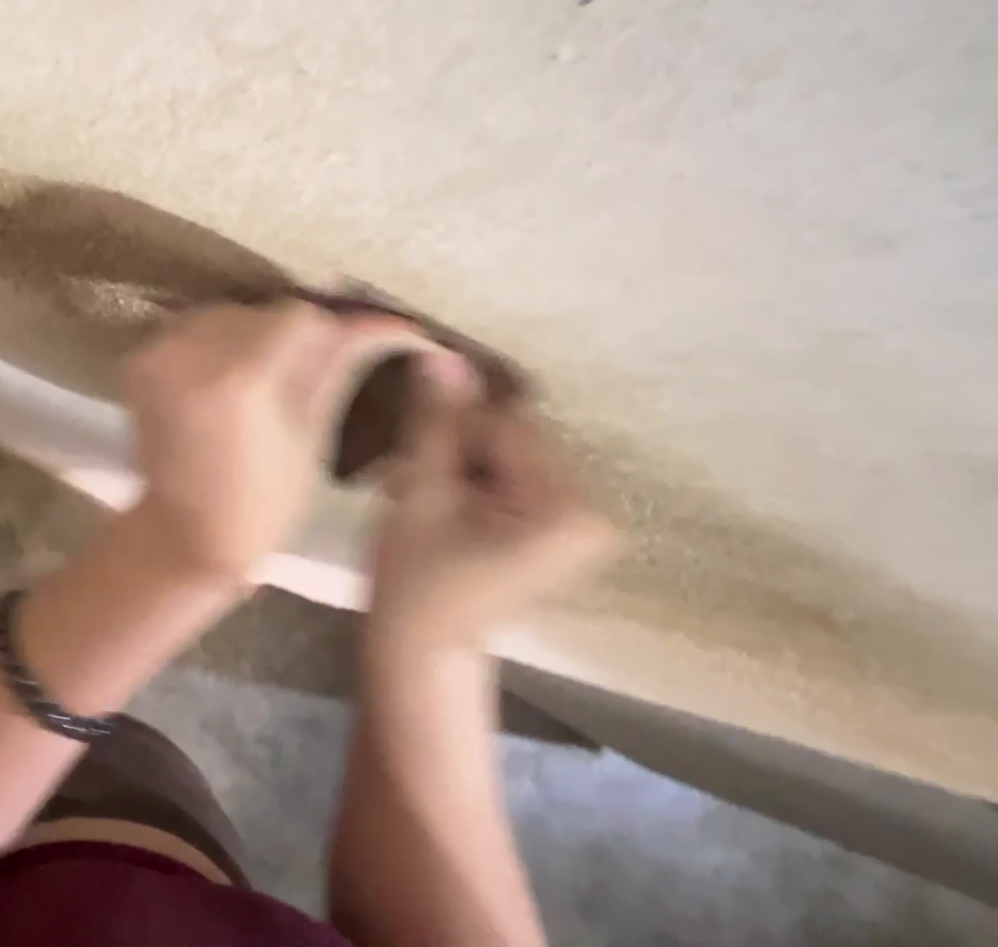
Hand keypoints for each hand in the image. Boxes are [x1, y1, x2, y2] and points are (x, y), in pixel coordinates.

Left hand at [122, 301, 435, 581]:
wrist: (183, 533)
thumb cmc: (262, 503)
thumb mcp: (310, 436)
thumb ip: (336, 365)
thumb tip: (388, 320)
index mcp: (242, 376)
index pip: (296, 315)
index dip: (324, 331)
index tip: (338, 353)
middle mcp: (193, 354)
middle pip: (258, 312)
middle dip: (285, 335)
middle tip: (301, 372)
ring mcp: (159, 355)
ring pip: (223, 315)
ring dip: (248, 336)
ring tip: (262, 379)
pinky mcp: (140, 363)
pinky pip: (191, 331)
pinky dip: (214, 345)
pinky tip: (226, 380)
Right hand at [369, 353, 619, 648]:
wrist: (421, 652)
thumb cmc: (414, 581)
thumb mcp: (421, 495)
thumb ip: (436, 424)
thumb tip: (442, 356)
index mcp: (569, 508)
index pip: (508, 426)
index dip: (452, 432)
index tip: (414, 462)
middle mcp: (594, 512)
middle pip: (515, 440)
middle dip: (460, 450)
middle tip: (414, 487)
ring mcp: (583, 525)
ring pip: (511, 456)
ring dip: (464, 465)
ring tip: (428, 503)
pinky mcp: (564, 532)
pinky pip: (518, 479)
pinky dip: (478, 483)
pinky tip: (448, 510)